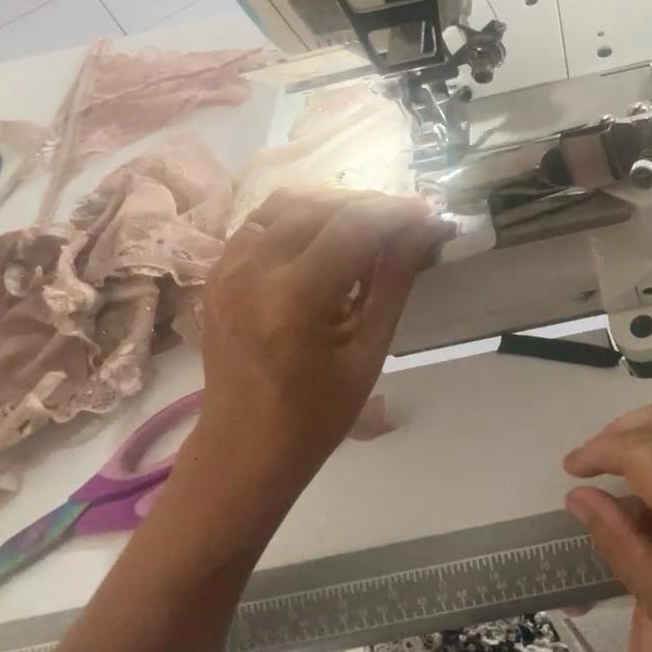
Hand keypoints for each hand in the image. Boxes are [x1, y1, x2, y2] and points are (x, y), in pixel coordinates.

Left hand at [201, 188, 449, 485]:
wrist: (244, 449)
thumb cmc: (318, 412)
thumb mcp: (370, 348)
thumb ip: (395, 279)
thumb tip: (427, 229)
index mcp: (294, 297)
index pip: (355, 224)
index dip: (399, 213)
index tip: (433, 215)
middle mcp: (253, 270)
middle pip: (323, 206)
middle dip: (373, 205)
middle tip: (409, 222)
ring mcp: (228, 268)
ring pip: (289, 203)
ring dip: (335, 205)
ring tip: (371, 225)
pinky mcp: (218, 272)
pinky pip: (262, 221)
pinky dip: (300, 217)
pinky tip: (327, 237)